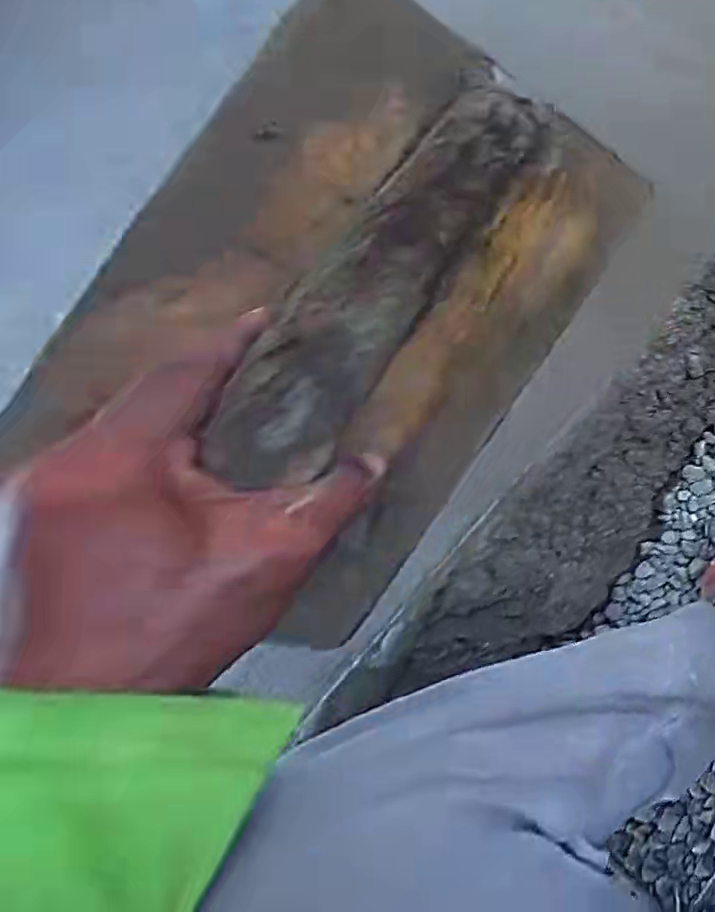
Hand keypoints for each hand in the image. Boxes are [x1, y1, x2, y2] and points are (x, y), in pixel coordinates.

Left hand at [2, 311, 382, 692]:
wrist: (80, 698)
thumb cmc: (179, 620)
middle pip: (145, 396)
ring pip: (126, 423)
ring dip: (188, 405)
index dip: (228, 345)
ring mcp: (39, 490)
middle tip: (278, 358)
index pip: (176, 380)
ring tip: (254, 397)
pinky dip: (165, 435)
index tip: (270, 318)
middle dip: (212, 371)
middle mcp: (61, 464)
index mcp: (113, 465)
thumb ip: (331, 499)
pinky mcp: (42, 514)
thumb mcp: (275, 555)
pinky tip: (207, 447)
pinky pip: (112, 450)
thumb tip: (373, 460)